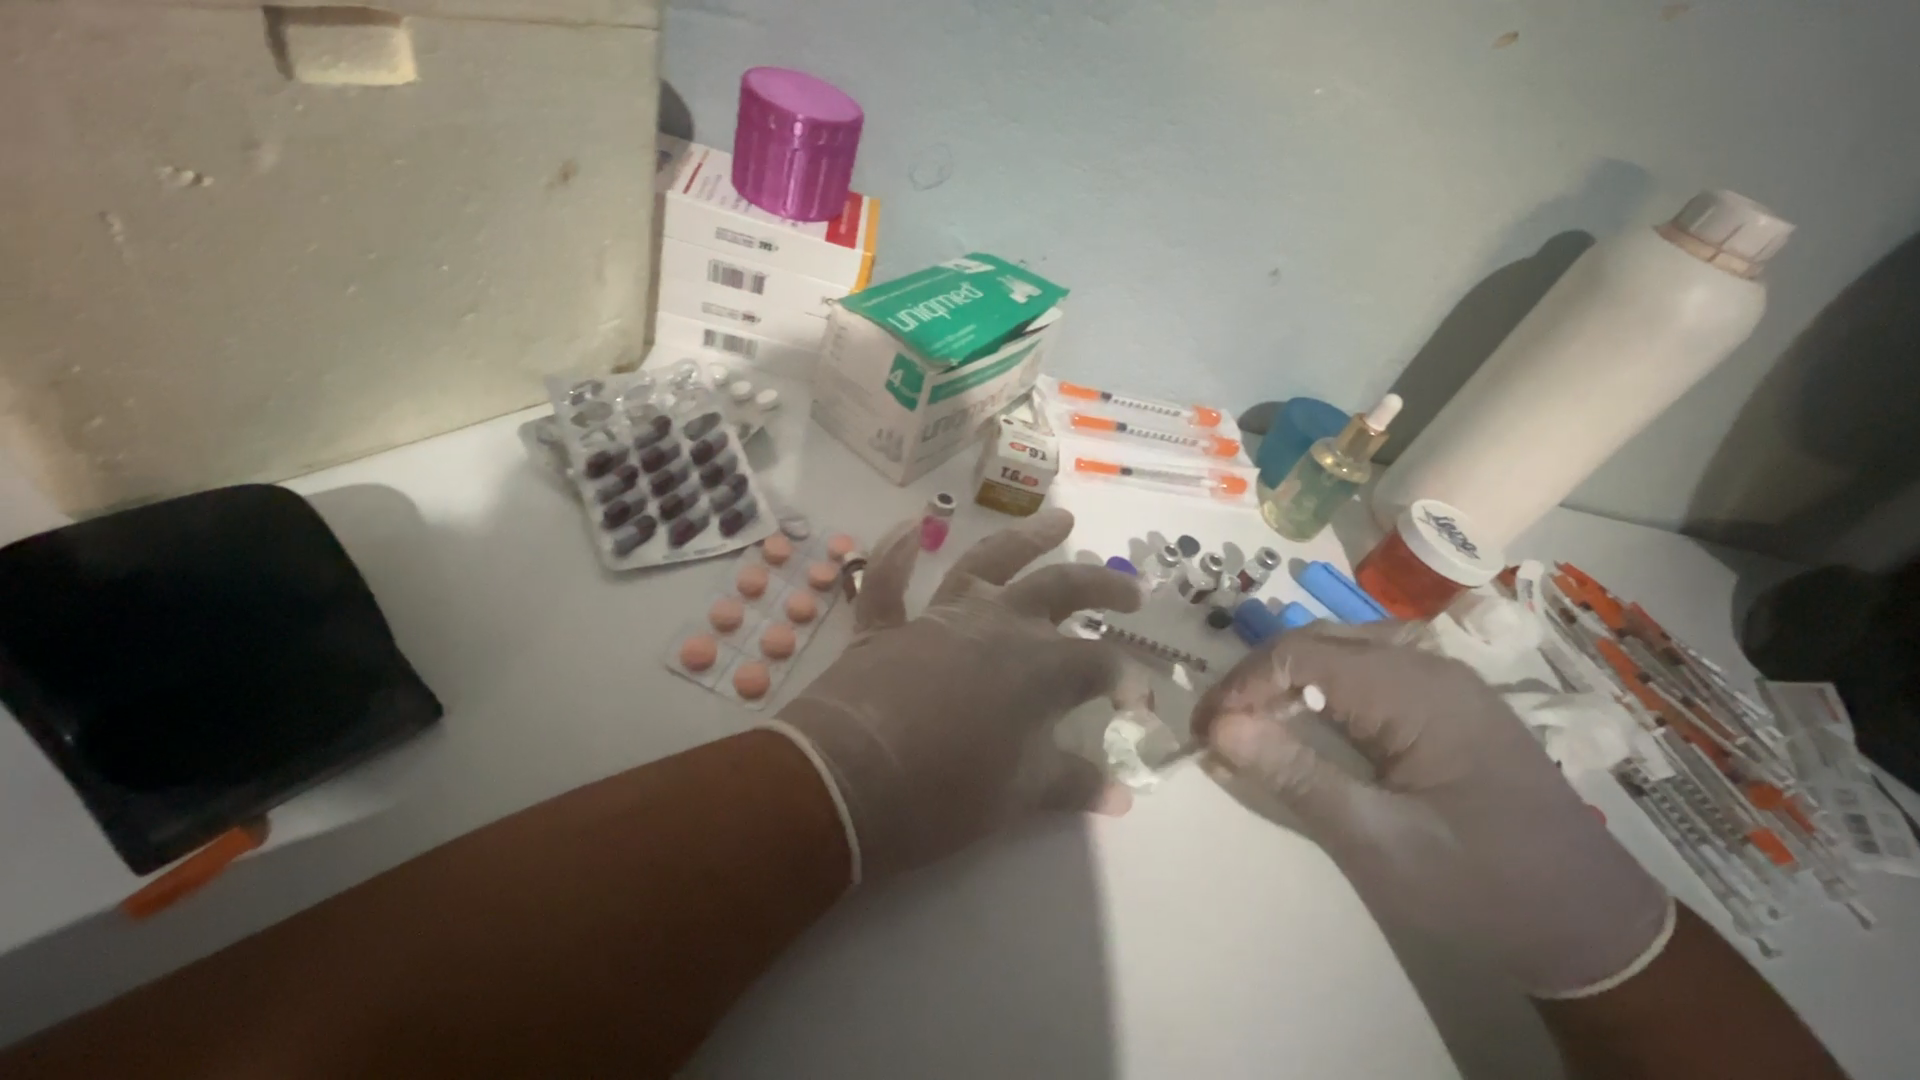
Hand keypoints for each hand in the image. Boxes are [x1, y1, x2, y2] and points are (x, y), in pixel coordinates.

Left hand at [769, 509, 1144, 881]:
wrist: (850, 784)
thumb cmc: (946, 793)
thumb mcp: (1022, 795)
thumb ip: (1073, 783)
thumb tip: (1121, 794)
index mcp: (1040, 667)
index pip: (1098, 664)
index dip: (1123, 682)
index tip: (1133, 705)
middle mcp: (998, 626)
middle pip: (1061, 590)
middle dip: (1101, 585)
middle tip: (1131, 590)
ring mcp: (940, 618)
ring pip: (988, 562)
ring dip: (1025, 537)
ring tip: (1059, 520)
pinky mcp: (885, 626)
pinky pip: (889, 581)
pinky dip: (897, 552)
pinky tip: (912, 525)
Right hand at [1192, 625, 1673, 997]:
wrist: (1594, 928)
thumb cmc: (1482, 887)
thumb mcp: (1377, 841)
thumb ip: (1293, 775)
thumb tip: (1218, 725)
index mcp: (1416, 690)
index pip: (1301, 655)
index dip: (1241, 686)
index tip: (1205, 733)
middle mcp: (1432, 666)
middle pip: (1320, 641)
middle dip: (1259, 679)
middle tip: (1221, 730)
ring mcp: (1448, 681)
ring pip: (1344, 649)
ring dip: (1289, 679)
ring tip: (1255, 724)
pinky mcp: (1453, 704)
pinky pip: (1372, 670)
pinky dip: (1325, 687)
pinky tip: (1311, 722)